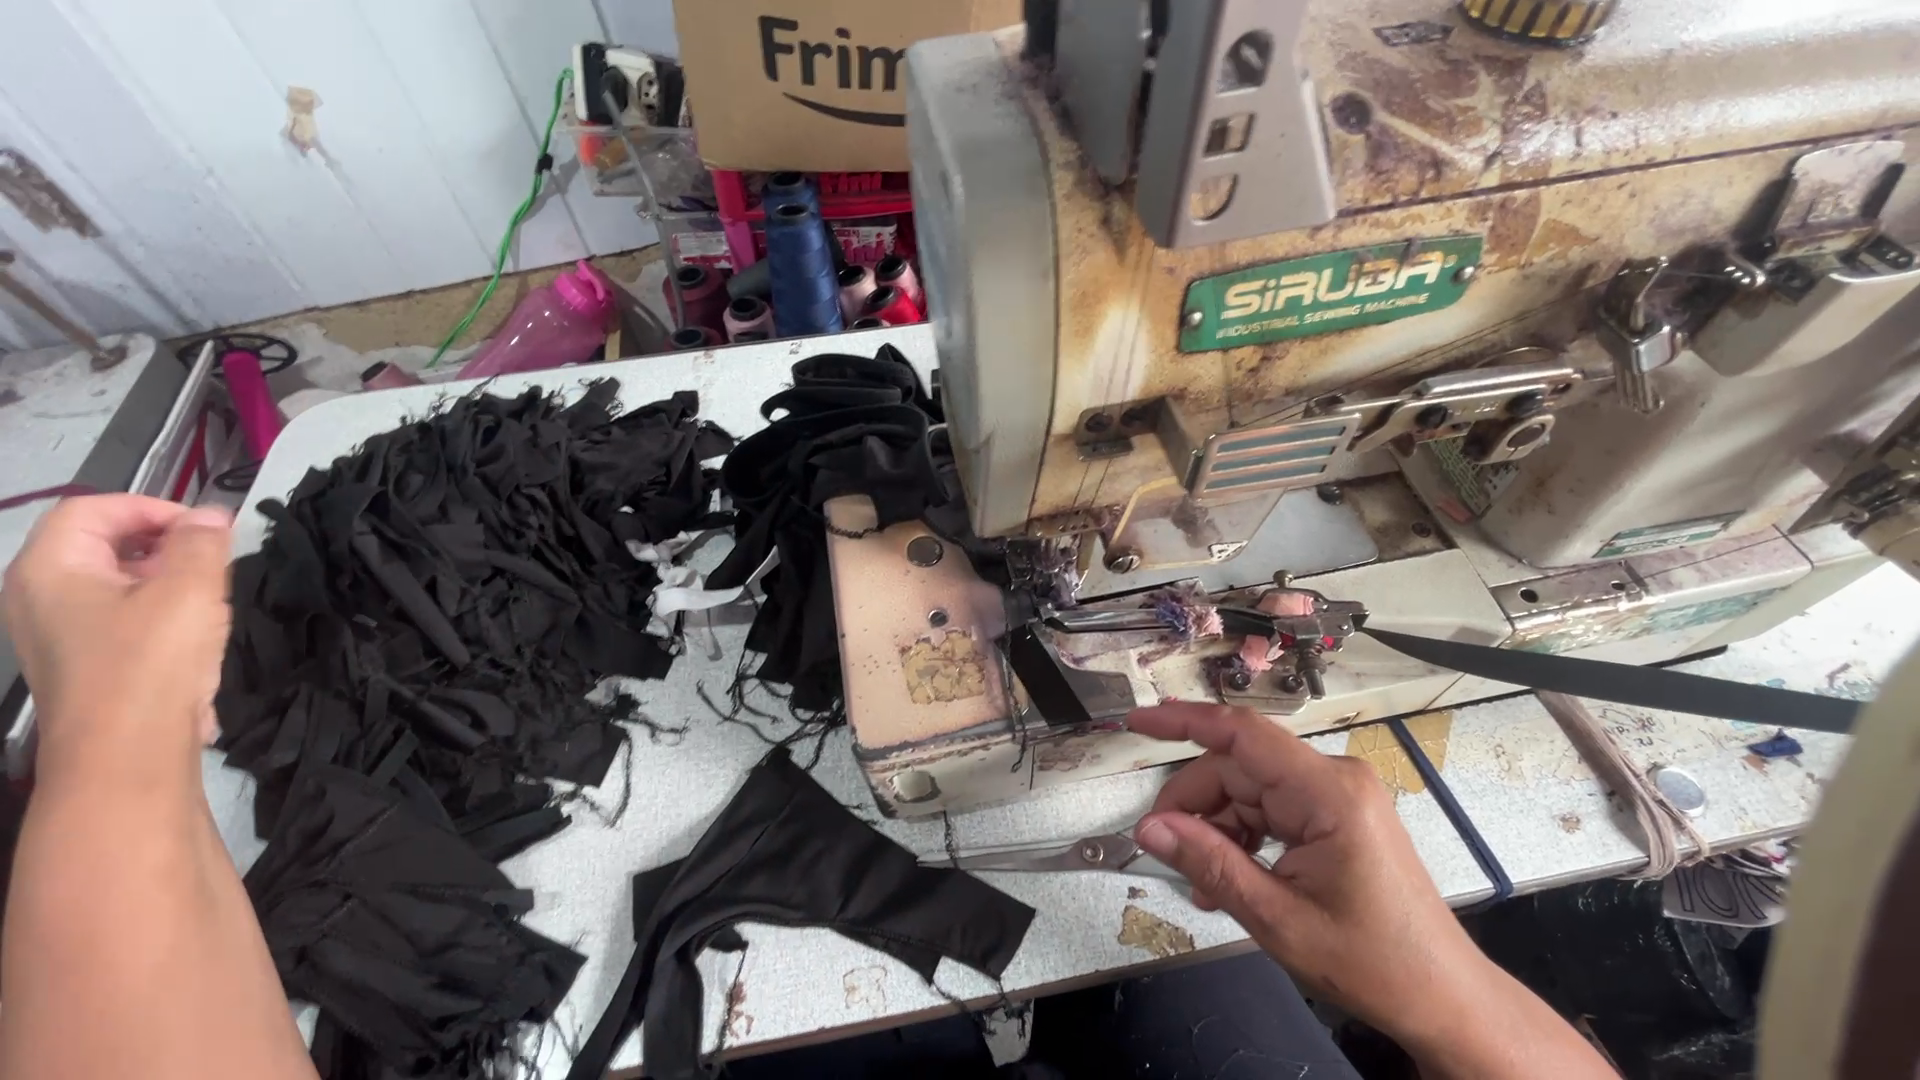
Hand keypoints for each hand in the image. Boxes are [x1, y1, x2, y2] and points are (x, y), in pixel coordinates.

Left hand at [2, 496, 233, 771]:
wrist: (127, 751)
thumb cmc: (150, 662)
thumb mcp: (190, 591)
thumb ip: (203, 544)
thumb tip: (211, 515)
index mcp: (49, 569)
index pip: (93, 509)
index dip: (153, 507)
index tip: (208, 528)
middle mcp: (37, 594)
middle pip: (100, 542)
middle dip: (164, 541)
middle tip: (215, 559)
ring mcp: (55, 630)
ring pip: (113, 579)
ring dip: (166, 576)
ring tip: (210, 594)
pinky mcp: (80, 658)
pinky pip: (115, 613)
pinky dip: (155, 607)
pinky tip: (193, 630)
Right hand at [1128, 702, 1491, 1046]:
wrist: (1444, 999)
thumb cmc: (1374, 963)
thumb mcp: (1277, 919)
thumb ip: (1209, 865)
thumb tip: (1149, 829)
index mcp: (1328, 793)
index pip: (1242, 734)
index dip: (1184, 720)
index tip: (1138, 720)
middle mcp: (1333, 779)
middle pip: (1237, 768)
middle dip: (1194, 804)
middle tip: (1162, 847)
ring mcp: (1336, 795)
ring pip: (1248, 790)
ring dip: (1216, 828)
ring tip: (1201, 882)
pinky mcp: (1335, 814)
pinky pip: (1270, 809)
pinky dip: (1241, 837)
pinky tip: (1225, 877)